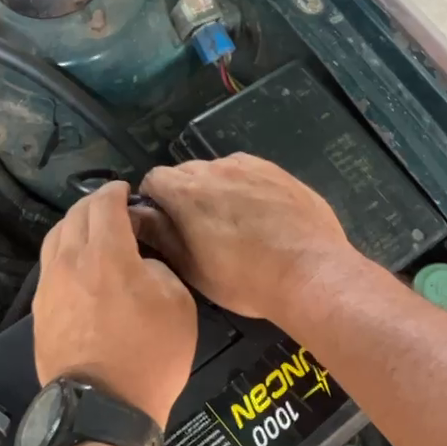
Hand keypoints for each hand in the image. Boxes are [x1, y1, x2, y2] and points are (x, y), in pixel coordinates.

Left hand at [34, 181, 196, 425]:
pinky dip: (65, 253)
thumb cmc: (150, 356)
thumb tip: (140, 261)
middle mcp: (70, 261)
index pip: (104, 203)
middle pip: (75, 215)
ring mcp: (50, 286)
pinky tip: (80, 266)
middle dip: (95, 205)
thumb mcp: (178, 303)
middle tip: (115, 210)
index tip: (127, 191)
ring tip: (94, 234)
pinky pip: (50, 266)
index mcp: (105, 252)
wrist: (104, 409)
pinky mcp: (40, 309)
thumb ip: (158, 267)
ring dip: (75, 226)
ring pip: (56, 237)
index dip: (116, 191)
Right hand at [134, 154, 358, 323]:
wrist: (310, 273)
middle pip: (186, 172)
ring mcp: (250, 166)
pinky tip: (262, 217)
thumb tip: (136, 215)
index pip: (153, 178)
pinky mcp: (278, 171)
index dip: (154, 201)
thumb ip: (160, 234)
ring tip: (234, 224)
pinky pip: (249, 173)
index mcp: (187, 191)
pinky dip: (245, 188)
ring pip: (219, 171)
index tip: (165, 225)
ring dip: (216, 189)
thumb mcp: (191, 267)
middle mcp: (215, 168)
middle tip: (199, 230)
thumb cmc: (243, 279)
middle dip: (185, 195)